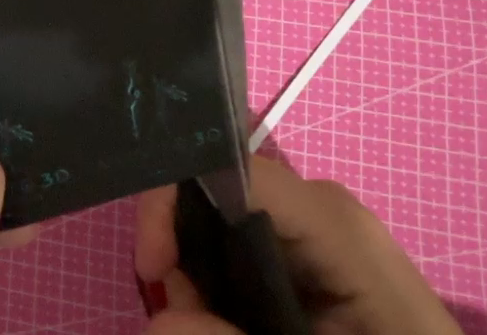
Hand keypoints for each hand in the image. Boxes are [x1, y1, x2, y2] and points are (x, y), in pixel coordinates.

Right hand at [134, 156, 460, 334]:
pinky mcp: (316, 256)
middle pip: (215, 195)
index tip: (152, 268)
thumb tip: (158, 322)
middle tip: (183, 318)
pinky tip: (233, 321)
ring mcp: (319, 231)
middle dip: (182, 253)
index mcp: (334, 224)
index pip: (228, 167)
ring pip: (222, 224)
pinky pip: (245, 246)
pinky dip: (222, 284)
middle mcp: (321, 210)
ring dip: (198, 278)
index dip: (173, 201)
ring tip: (210, 326)